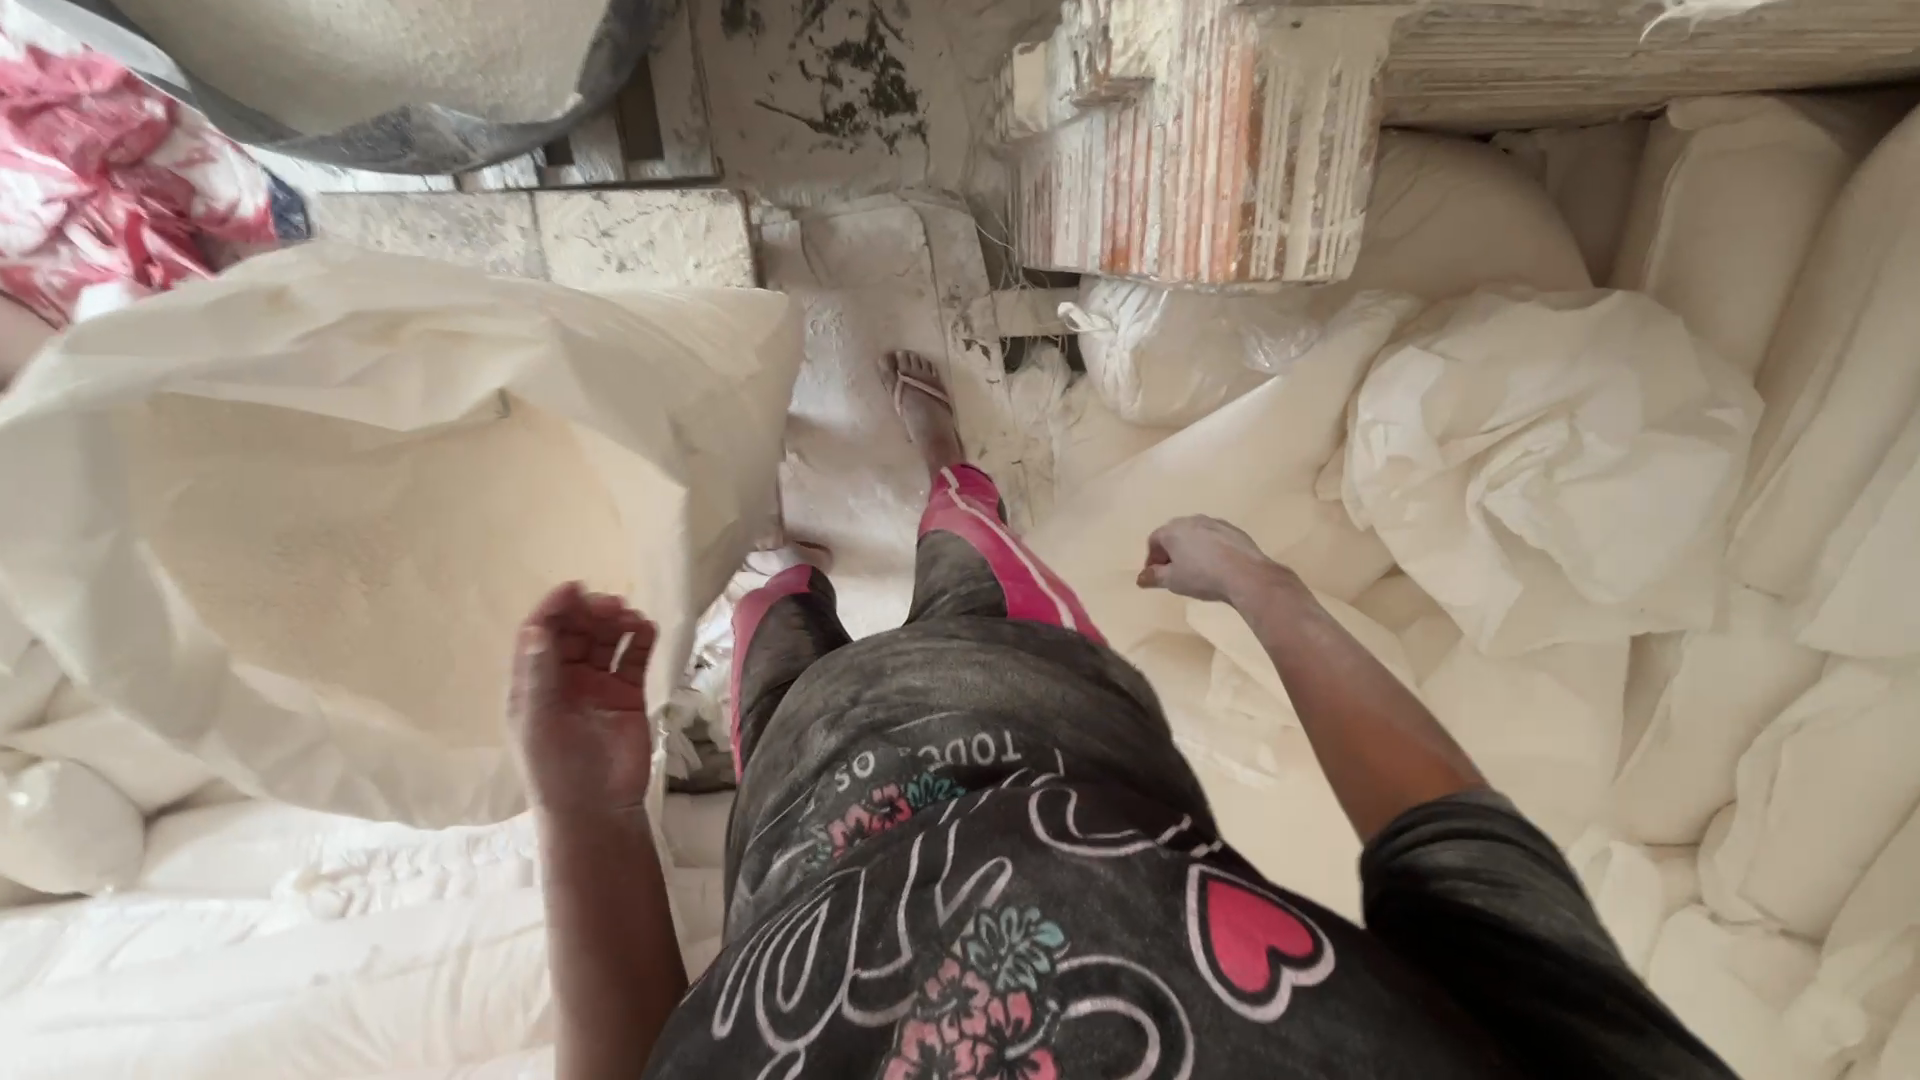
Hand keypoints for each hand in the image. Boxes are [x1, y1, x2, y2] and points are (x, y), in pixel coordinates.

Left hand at [508, 582, 657, 817]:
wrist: (598, 807)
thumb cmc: (557, 767)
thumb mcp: (539, 719)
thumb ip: (541, 672)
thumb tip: (537, 626)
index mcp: (533, 683)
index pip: (540, 635)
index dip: (554, 609)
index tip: (575, 589)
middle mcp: (564, 679)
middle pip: (576, 632)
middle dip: (591, 613)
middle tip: (611, 605)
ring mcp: (598, 686)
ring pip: (607, 641)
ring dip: (618, 623)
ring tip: (632, 618)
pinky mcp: (628, 694)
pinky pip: (635, 659)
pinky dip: (641, 641)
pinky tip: (648, 630)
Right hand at [1137, 515, 1289, 603]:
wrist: (1246, 575)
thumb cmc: (1202, 577)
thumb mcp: (1173, 581)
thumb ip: (1154, 577)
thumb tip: (1141, 578)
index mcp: (1172, 530)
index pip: (1154, 541)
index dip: (1152, 559)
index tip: (1156, 575)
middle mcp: (1192, 520)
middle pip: (1174, 535)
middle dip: (1171, 552)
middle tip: (1174, 572)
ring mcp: (1215, 523)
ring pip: (1195, 535)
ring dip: (1191, 549)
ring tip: (1197, 569)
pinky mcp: (1234, 530)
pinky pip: (1214, 538)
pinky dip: (1211, 548)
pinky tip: (1217, 565)